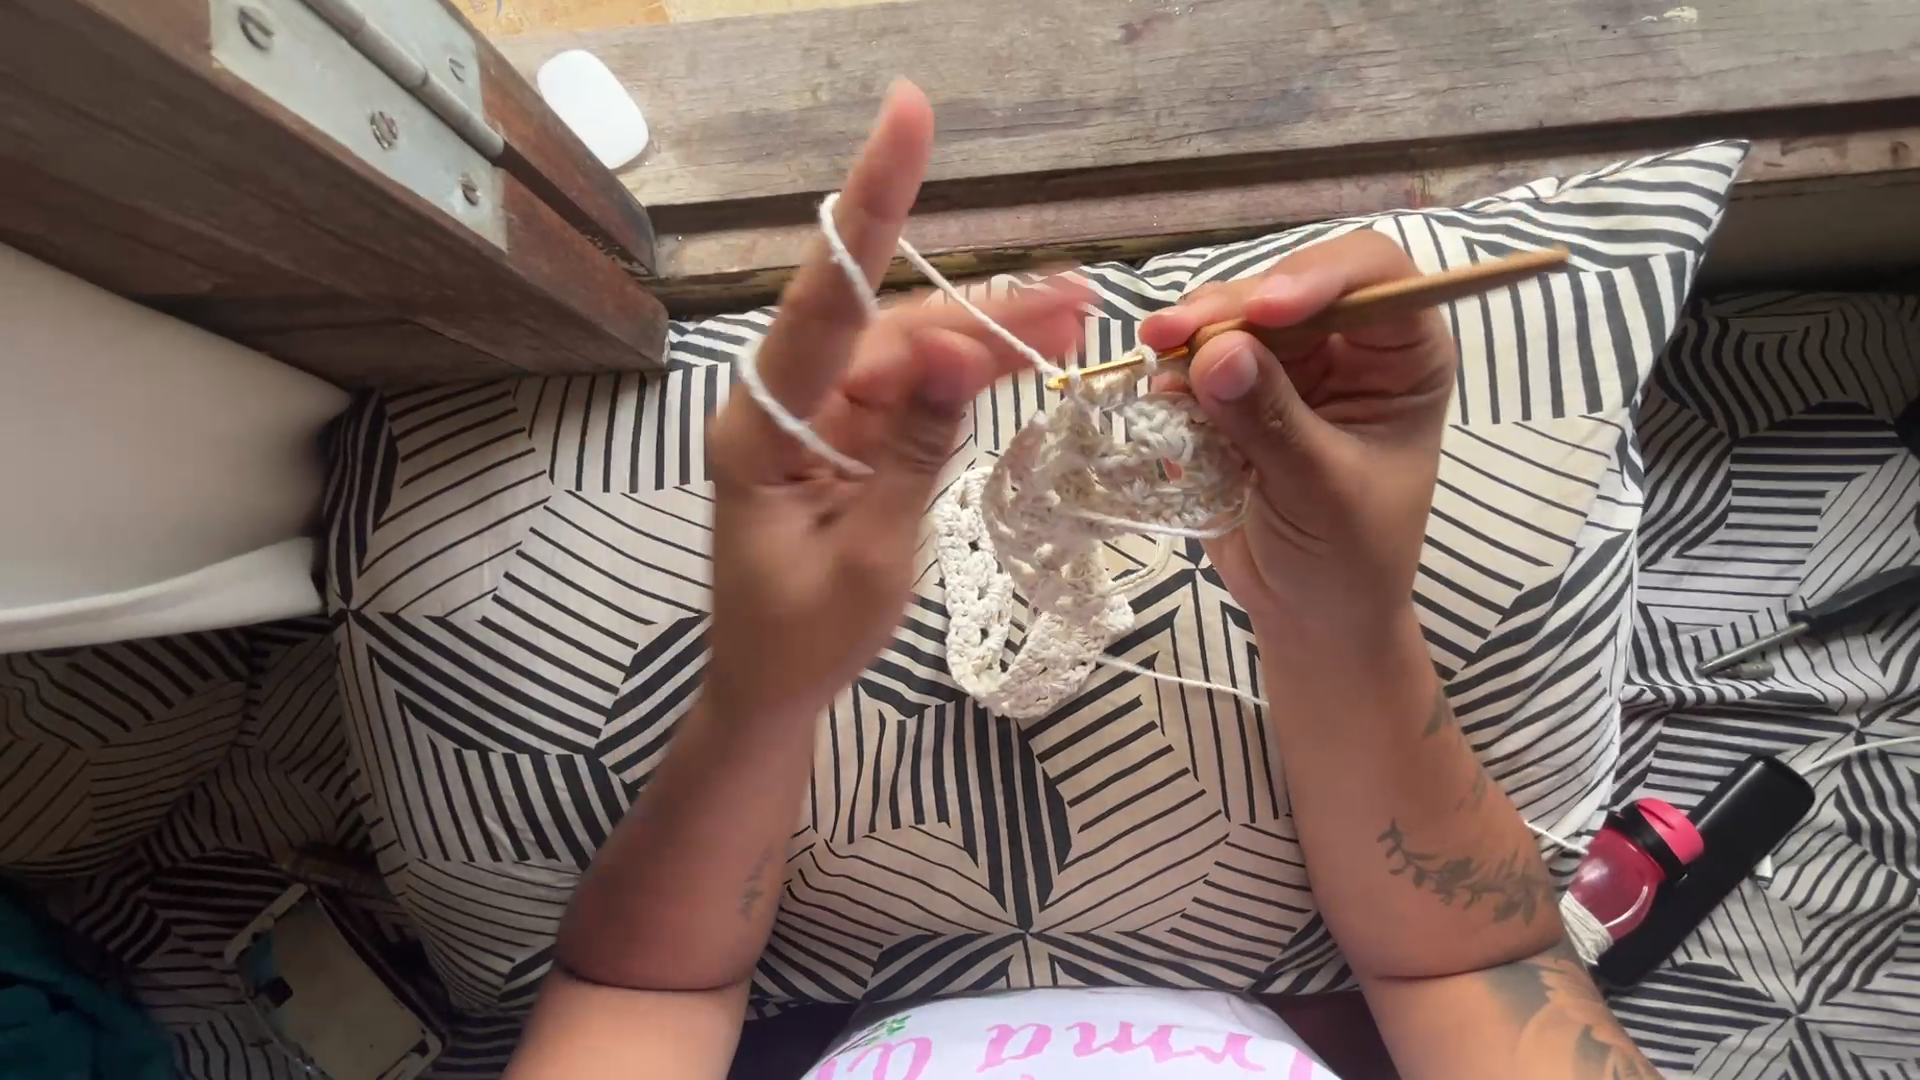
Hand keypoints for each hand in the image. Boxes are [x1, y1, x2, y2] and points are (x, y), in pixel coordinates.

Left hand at [705, 81, 1085, 721]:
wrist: (775, 687)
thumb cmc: (805, 638)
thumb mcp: (873, 555)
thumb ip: (912, 452)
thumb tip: (953, 352)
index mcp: (763, 427)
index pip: (822, 302)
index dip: (871, 208)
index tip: (907, 119)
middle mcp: (786, 405)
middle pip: (886, 327)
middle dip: (978, 309)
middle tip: (1071, 298)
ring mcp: (819, 421)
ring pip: (908, 356)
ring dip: (984, 341)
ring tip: (1070, 323)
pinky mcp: (847, 442)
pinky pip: (911, 396)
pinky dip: (964, 381)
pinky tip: (1020, 362)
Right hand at [1139, 230, 1456, 634]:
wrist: (1306, 610)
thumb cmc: (1345, 556)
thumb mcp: (1319, 489)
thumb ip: (1271, 420)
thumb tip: (1215, 352)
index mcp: (1399, 361)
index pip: (1373, 281)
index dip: (1319, 278)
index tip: (1264, 311)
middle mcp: (1342, 352)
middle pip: (1285, 292)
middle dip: (1228, 309)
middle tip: (1168, 334)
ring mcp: (1284, 374)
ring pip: (1233, 323)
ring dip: (1190, 336)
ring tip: (1156, 355)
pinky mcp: (1234, 400)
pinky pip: (1197, 368)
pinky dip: (1174, 375)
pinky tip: (1157, 391)